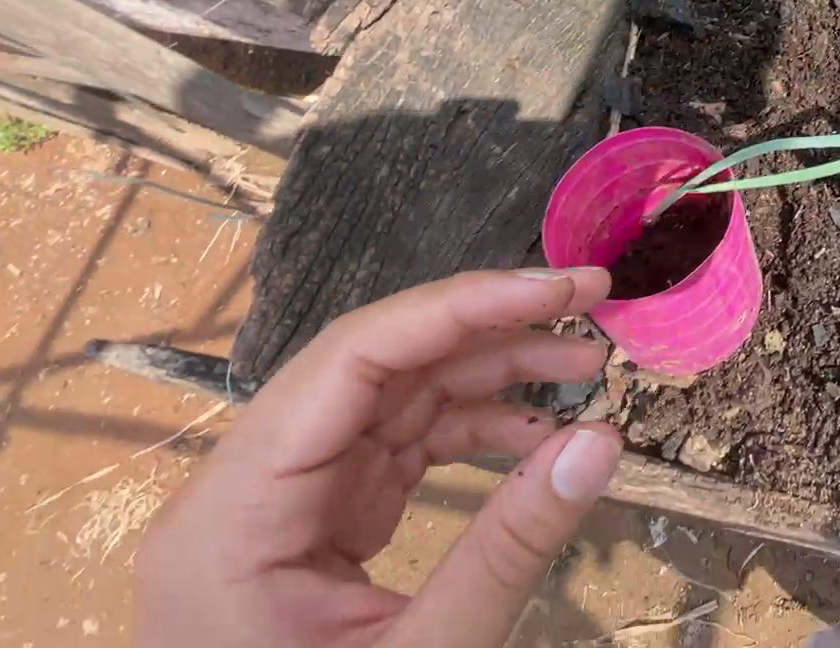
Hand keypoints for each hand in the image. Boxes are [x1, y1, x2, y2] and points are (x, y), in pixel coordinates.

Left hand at [135, 268, 622, 647]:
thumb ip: (511, 549)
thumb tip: (603, 441)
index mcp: (236, 512)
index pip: (354, 357)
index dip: (464, 305)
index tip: (563, 289)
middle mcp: (255, 482)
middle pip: (384, 362)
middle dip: (494, 326)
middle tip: (590, 303)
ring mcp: (293, 496)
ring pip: (405, 392)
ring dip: (499, 369)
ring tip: (584, 362)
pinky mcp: (329, 516)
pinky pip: (411, 441)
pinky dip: (481, 425)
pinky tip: (540, 432)